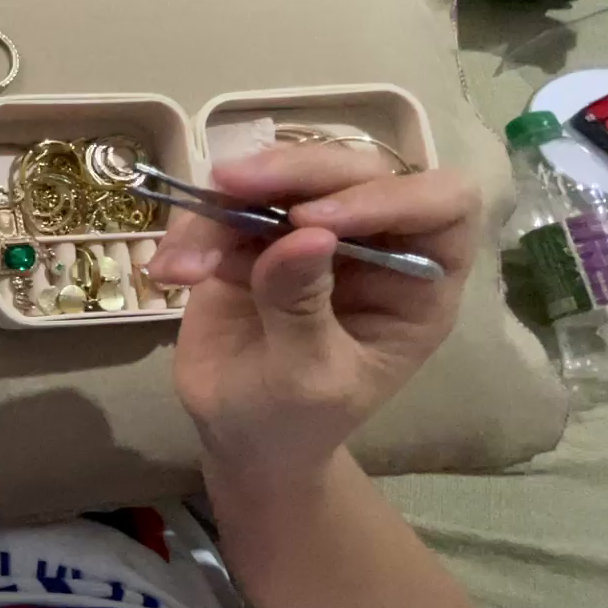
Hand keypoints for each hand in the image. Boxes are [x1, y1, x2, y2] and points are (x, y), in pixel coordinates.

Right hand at [148, 145, 480, 476]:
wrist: (238, 435)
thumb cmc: (295, 420)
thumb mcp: (308, 378)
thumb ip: (302, 307)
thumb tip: (303, 236)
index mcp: (417, 280)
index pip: (437, 206)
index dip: (384, 197)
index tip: (309, 220)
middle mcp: (369, 245)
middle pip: (349, 172)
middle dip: (289, 173)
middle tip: (229, 185)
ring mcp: (303, 239)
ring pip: (275, 182)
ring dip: (220, 210)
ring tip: (183, 266)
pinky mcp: (247, 243)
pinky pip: (220, 212)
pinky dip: (188, 233)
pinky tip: (170, 273)